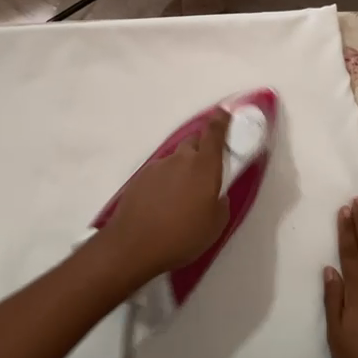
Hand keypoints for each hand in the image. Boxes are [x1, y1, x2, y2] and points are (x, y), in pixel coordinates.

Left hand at [93, 110, 231, 282]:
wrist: (134, 245)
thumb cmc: (182, 236)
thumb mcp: (215, 225)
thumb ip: (220, 202)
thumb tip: (216, 194)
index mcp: (204, 166)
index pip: (214, 133)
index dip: (221, 121)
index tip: (224, 113)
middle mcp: (180, 159)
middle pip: (194, 143)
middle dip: (201, 150)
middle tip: (206, 172)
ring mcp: (158, 166)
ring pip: (176, 160)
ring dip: (182, 171)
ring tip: (181, 198)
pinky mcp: (140, 177)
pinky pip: (160, 174)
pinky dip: (165, 183)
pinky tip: (162, 205)